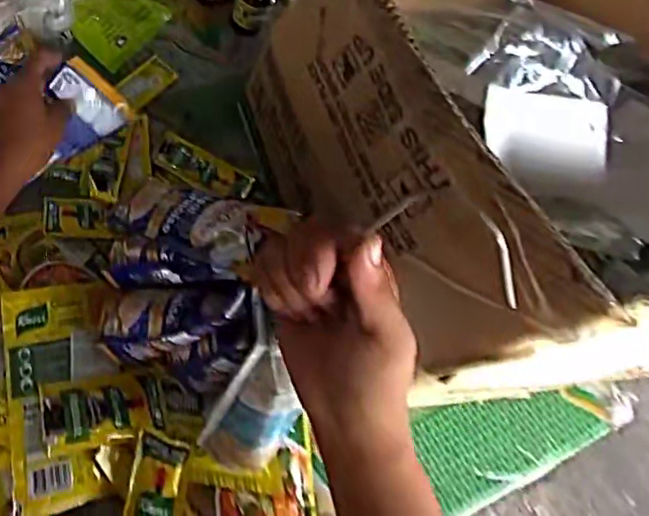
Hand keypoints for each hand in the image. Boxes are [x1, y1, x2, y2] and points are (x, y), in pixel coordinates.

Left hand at [0, 48, 70, 186]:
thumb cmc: (30, 143)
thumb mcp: (56, 126)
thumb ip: (63, 108)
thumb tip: (65, 100)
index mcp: (24, 84)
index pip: (39, 58)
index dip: (52, 56)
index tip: (63, 60)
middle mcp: (6, 88)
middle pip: (26, 75)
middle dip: (42, 79)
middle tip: (57, 87)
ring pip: (15, 92)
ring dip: (29, 96)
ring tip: (44, 108)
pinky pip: (6, 107)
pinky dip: (18, 109)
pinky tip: (27, 124)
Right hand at [251, 221, 417, 454]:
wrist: (345, 419)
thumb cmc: (376, 379)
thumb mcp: (387, 337)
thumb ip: (374, 288)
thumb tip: (368, 238)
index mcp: (366, 263)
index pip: (334, 229)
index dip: (321, 255)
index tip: (325, 294)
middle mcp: (336, 258)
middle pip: (301, 232)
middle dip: (302, 276)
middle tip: (319, 311)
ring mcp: (306, 270)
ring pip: (277, 247)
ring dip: (286, 288)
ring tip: (308, 317)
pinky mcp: (281, 286)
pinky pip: (261, 264)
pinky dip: (271, 292)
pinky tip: (290, 315)